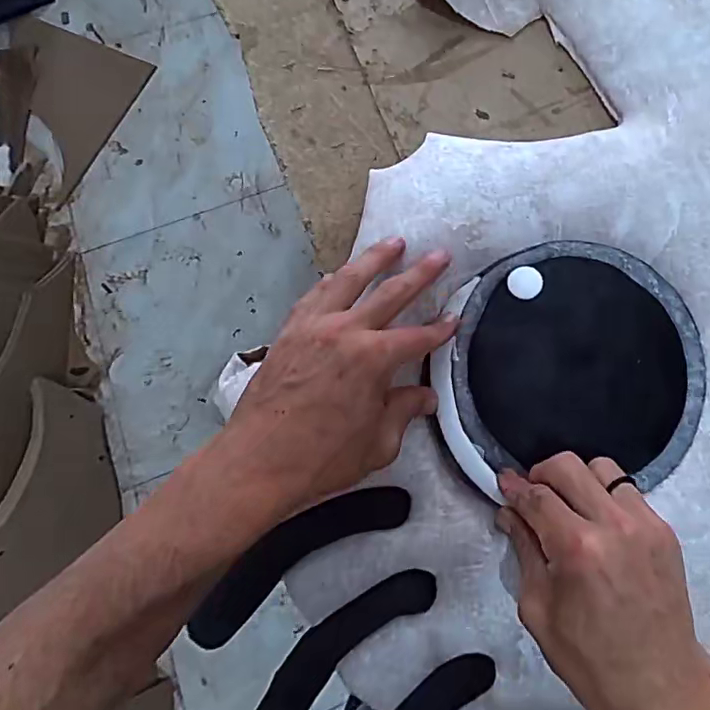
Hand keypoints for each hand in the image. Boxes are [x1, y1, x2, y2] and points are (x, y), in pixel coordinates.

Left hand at [210, 237, 456, 521]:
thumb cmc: (322, 458)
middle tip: (441, 255)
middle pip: (392, 293)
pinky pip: (315, 297)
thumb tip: (423, 397)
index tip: (456, 319)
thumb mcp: (379, 443)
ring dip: (375, 259)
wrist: (253, 466)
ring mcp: (314, 329)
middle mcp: (346, 333)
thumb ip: (404, 411)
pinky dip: (332, 281)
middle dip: (421, 273)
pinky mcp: (289, 334)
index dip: (441, 329)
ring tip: (394, 242)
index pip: (419, 336)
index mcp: (374, 358)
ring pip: (349, 281)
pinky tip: (339, 274)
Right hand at [496, 454, 709, 709]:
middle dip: (542, 472)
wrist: (657, 679)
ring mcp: (645, 521)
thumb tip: (512, 515)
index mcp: (578, 549)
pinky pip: (629, 491)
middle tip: (532, 491)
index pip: (538, 496)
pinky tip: (599, 522)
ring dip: (578, 479)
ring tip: (568, 504)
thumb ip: (525, 552)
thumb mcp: (540, 611)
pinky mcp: (664, 527)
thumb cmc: (592, 658)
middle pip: (570, 466)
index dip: (516, 487)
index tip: (505, 482)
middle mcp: (614, 524)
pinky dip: (607, 497)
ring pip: (603, 468)